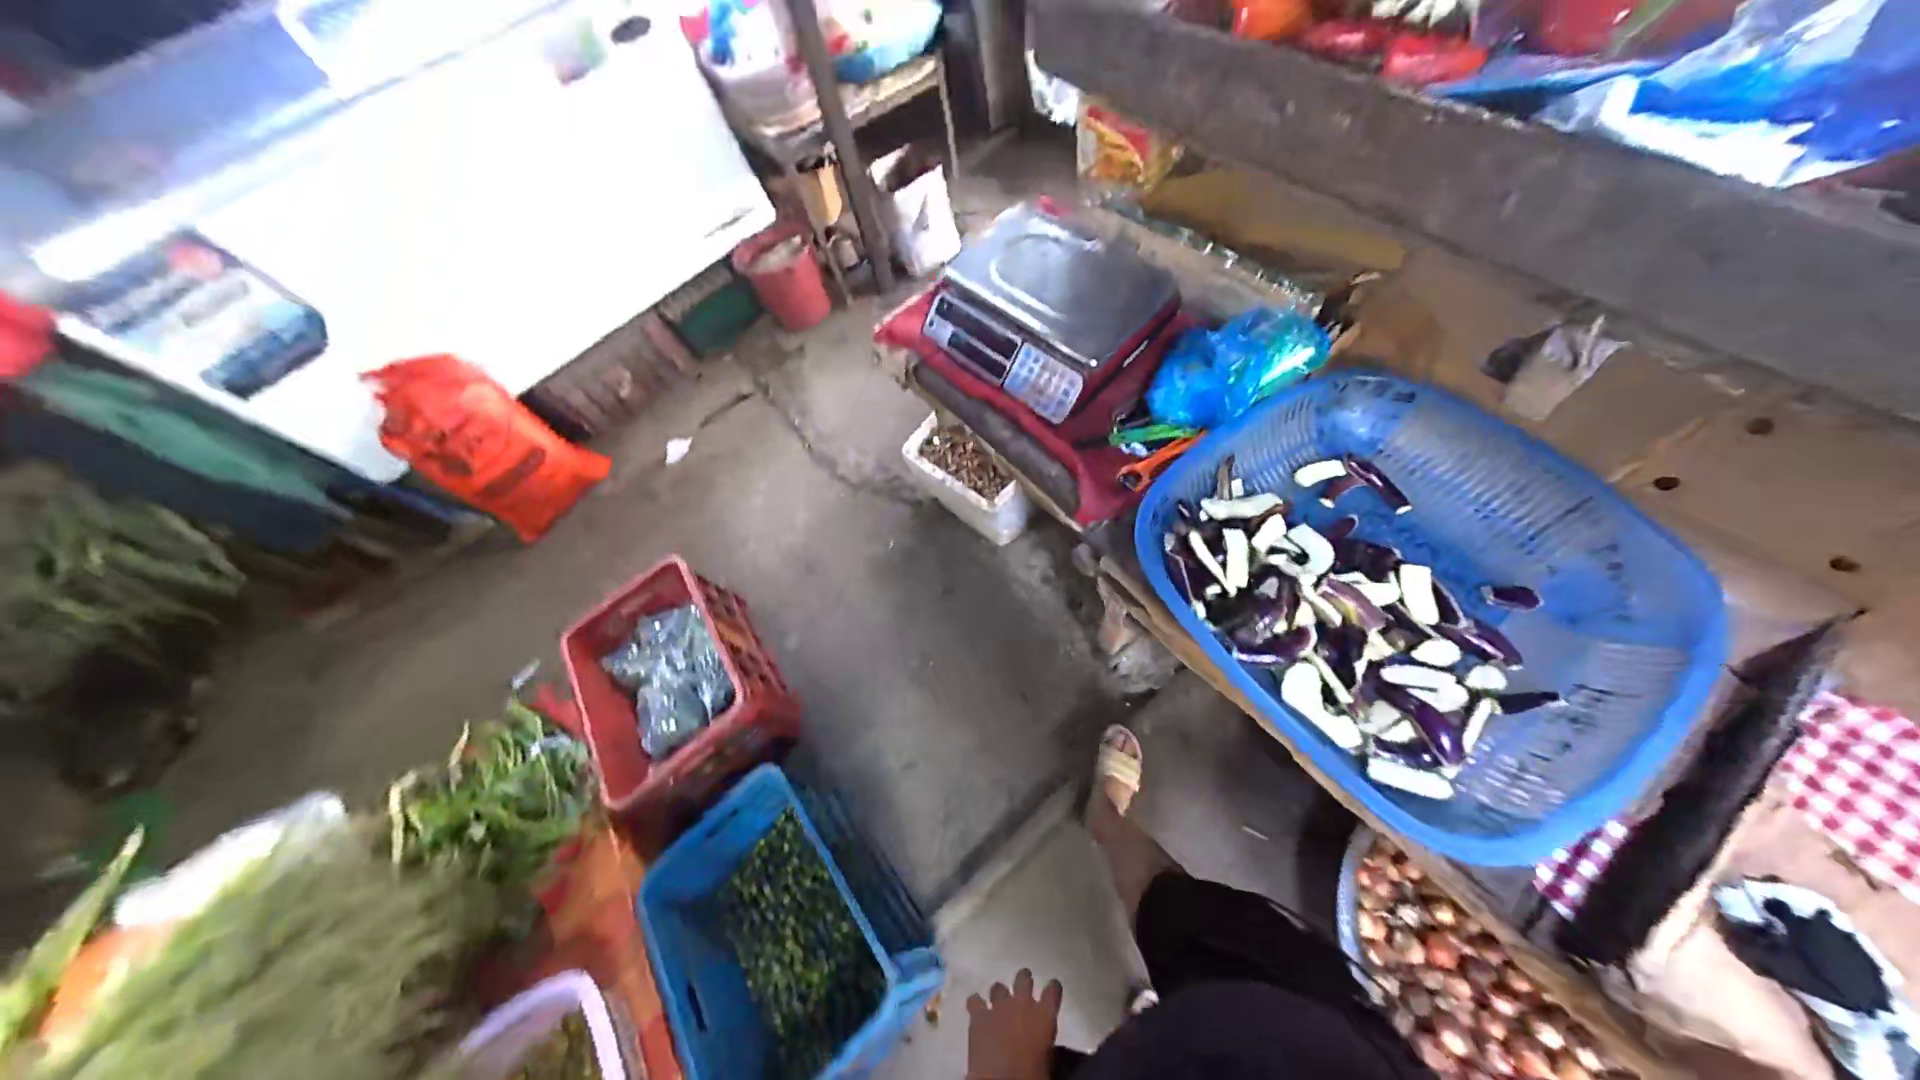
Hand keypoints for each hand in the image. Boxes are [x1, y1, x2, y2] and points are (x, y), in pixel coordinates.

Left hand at [966, 968, 1063, 1079]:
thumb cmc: (1031, 1075)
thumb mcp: (1046, 1057)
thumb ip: (1042, 1040)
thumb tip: (1038, 1041)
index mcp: (1044, 1015)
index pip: (1053, 990)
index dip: (1052, 989)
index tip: (1051, 988)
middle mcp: (1023, 1003)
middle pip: (1023, 979)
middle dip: (1023, 980)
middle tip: (1022, 986)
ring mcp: (999, 1006)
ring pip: (998, 987)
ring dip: (999, 994)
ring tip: (998, 1002)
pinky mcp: (979, 1015)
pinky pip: (974, 1000)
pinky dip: (976, 1003)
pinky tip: (976, 1008)